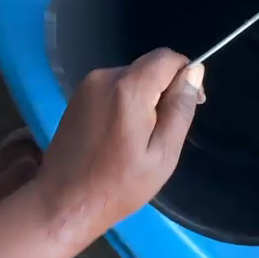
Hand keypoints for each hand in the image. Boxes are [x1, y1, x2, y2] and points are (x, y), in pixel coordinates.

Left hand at [33, 49, 203, 239]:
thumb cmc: (118, 185)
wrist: (64, 200)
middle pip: (147, 66)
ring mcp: (86, 85)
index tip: (190, 103)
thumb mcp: (162, 154)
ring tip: (139, 138)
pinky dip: (125, 102)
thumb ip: (180, 109)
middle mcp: (104, 77)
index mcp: (127, 89)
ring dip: (144, 98)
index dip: (186, 74)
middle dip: (163, 90)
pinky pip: (112, 87)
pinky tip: (119, 135)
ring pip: (131, 77)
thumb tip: (194, 71)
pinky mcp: (77, 95)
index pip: (166, 57)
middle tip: (162, 132)